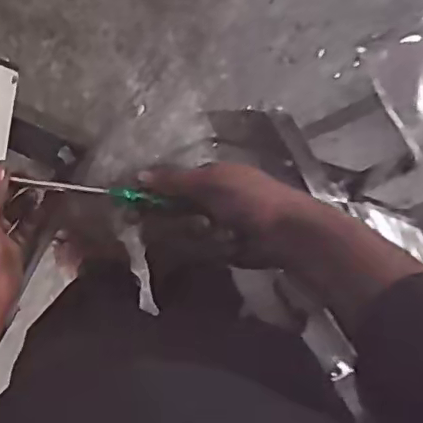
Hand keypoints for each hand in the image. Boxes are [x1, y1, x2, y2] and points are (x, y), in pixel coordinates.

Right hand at [142, 161, 422, 322]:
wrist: (290, 234)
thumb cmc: (251, 201)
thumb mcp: (210, 183)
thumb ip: (173, 180)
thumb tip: (137, 175)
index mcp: (211, 174)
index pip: (169, 181)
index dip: (150, 192)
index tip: (131, 205)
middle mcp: (212, 196)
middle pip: (172, 206)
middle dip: (168, 216)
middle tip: (158, 224)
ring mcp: (218, 222)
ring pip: (181, 228)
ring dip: (186, 233)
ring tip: (199, 237)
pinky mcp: (222, 245)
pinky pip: (196, 246)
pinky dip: (199, 247)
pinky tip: (207, 247)